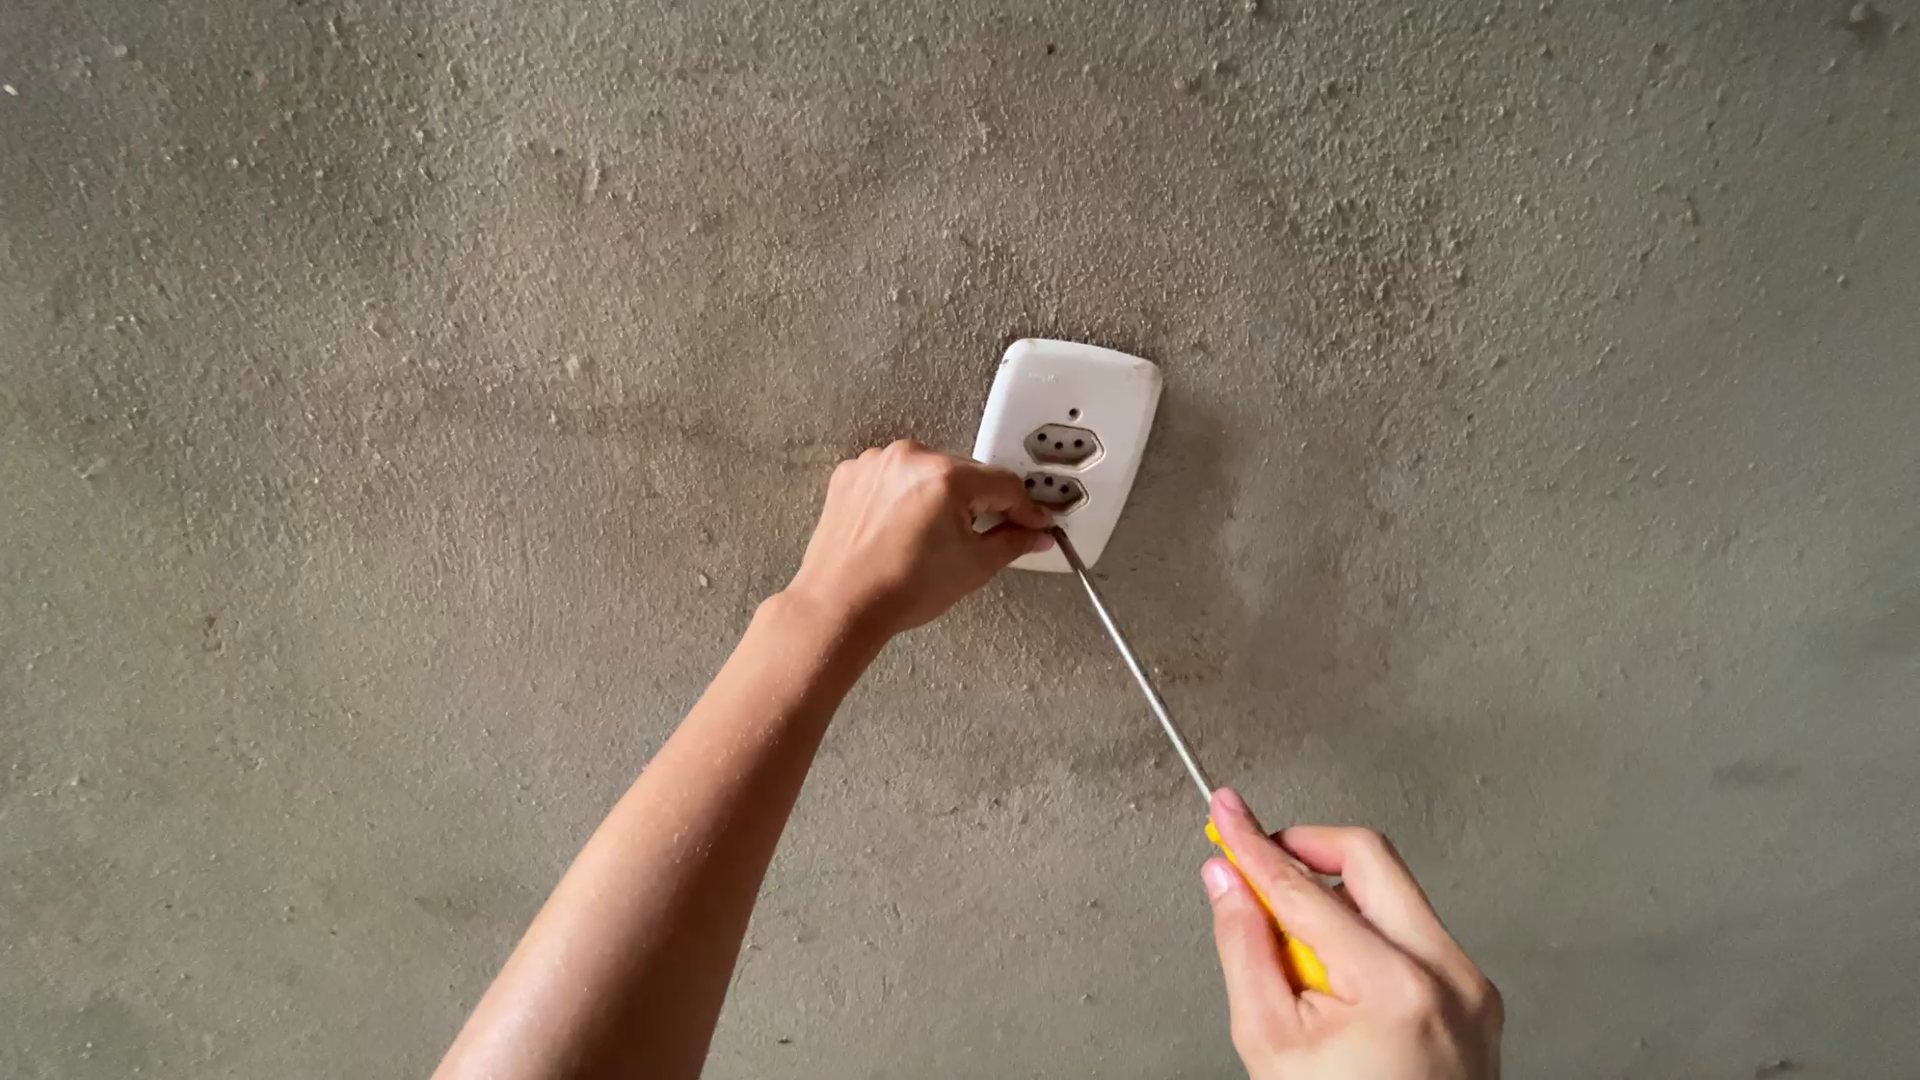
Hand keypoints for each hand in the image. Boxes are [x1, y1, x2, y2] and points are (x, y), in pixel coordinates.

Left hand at [784, 440, 1053, 639]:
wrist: (840, 606)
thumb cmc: (898, 590)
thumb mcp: (973, 567)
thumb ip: (1012, 542)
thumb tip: (1033, 534)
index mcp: (945, 477)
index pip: (1004, 484)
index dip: (1025, 508)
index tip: (1033, 521)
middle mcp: (910, 459)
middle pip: (966, 474)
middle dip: (981, 503)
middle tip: (985, 536)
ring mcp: (876, 464)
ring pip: (929, 473)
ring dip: (940, 497)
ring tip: (932, 539)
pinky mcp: (853, 475)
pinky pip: (894, 478)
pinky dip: (905, 496)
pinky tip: (903, 529)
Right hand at [1203, 788, 1502, 1079]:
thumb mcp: (1268, 1040)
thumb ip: (1242, 943)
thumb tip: (1225, 878)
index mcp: (1396, 987)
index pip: (1301, 885)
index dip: (1251, 842)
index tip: (1226, 810)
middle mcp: (1448, 976)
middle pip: (1366, 855)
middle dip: (1302, 846)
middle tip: (1258, 858)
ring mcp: (1468, 986)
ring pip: (1387, 883)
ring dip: (1328, 887)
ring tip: (1291, 937)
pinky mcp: (1471, 995)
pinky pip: (1405, 921)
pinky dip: (1356, 919)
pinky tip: (1328, 962)